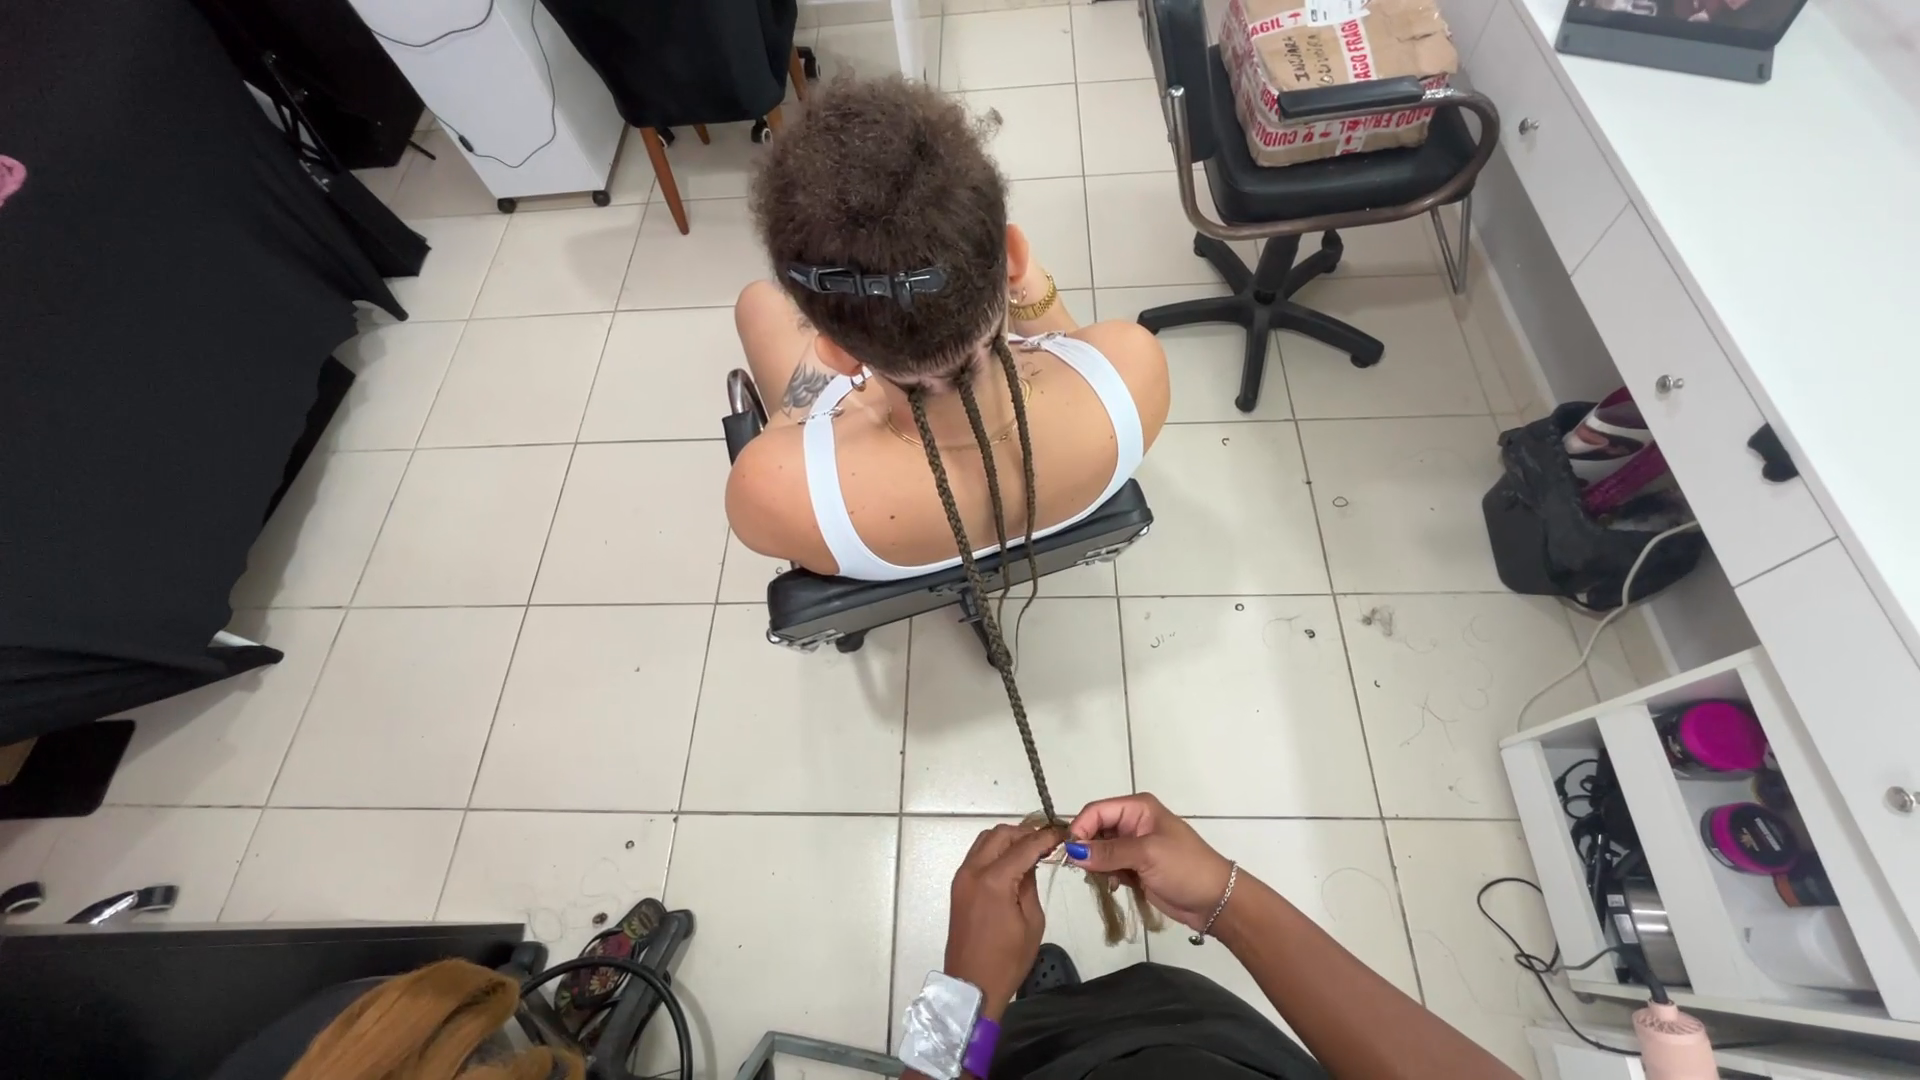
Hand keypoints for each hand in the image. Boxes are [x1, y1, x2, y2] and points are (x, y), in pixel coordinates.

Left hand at [943, 823, 1062, 1020]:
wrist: (972, 986)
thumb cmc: (1007, 961)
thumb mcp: (1032, 922)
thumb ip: (1031, 883)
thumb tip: (1032, 861)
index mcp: (994, 880)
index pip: (1024, 846)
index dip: (1045, 837)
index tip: (1062, 834)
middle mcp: (973, 870)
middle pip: (1001, 834)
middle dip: (1025, 833)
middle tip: (1045, 843)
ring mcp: (962, 876)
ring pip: (986, 839)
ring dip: (1008, 839)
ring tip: (1030, 850)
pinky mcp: (958, 884)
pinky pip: (977, 854)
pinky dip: (995, 850)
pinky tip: (1012, 861)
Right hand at [1066, 793, 1233, 931]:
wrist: (1216, 901)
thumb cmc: (1185, 868)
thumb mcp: (1146, 855)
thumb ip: (1108, 852)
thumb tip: (1072, 851)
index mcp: (1137, 808)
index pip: (1096, 811)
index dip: (1080, 828)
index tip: (1070, 852)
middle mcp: (1132, 822)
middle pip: (1095, 829)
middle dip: (1087, 848)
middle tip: (1084, 870)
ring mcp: (1134, 845)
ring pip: (1099, 850)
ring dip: (1097, 864)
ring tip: (1104, 879)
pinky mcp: (1135, 866)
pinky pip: (1109, 866)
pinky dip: (1106, 875)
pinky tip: (1114, 885)